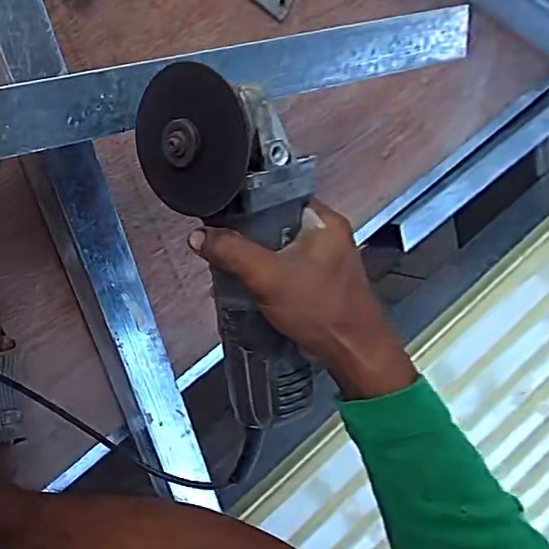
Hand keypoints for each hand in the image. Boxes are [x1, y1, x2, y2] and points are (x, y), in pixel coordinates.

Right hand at [187, 200, 416, 399]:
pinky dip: (258, 270)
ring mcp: (320, 257)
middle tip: (215, 242)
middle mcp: (324, 233)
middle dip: (241, 232)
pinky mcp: (313, 277)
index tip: (217, 214)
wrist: (352, 353)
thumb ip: (231, 251)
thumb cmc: (319, 309)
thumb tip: (196, 234)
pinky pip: (277, 263)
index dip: (244, 202)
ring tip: (223, 261)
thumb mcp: (267, 276)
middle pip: (270, 221)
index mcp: (323, 220)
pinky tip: (240, 280)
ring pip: (272, 244)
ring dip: (247, 254)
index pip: (276, 196)